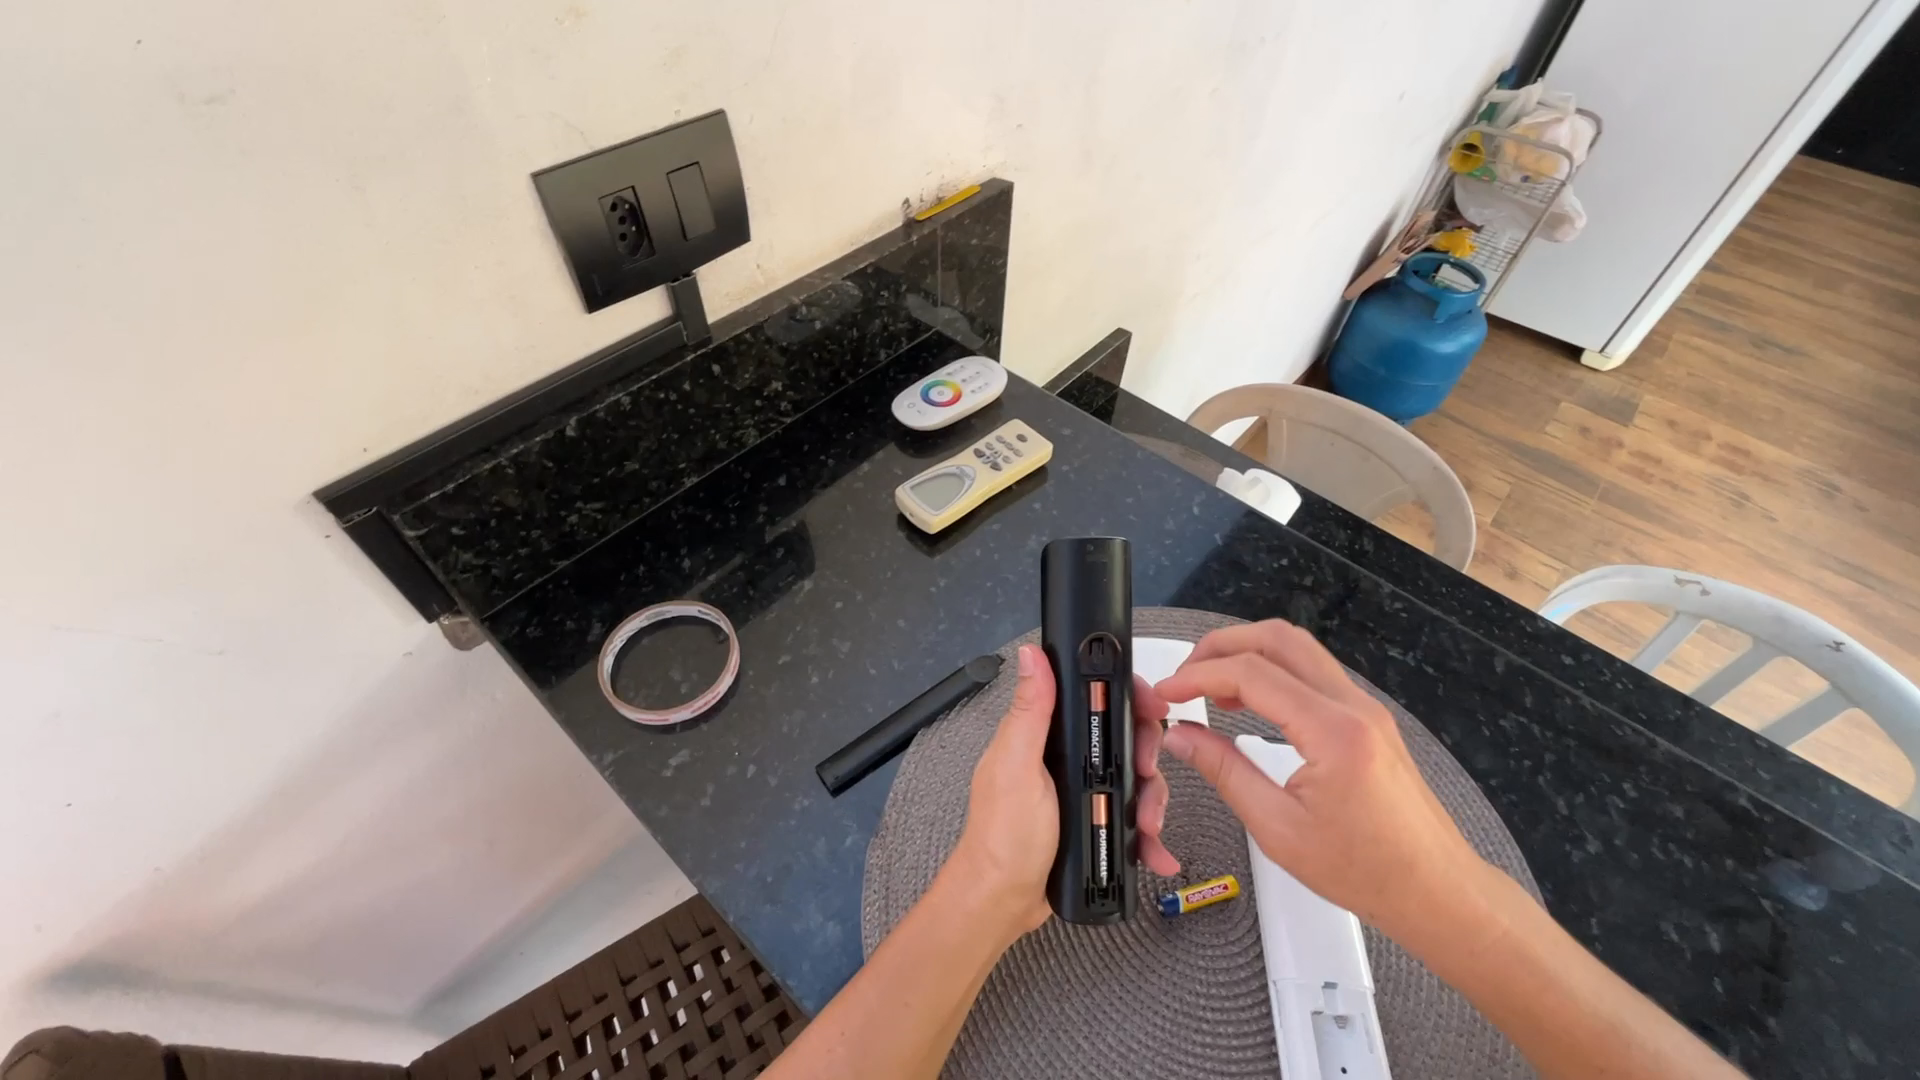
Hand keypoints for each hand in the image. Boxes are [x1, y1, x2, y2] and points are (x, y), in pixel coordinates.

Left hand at [949, 645, 1181, 937]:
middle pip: (1122, 737)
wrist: (1004, 900)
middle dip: (1145, 754)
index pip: (1092, 698)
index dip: (1126, 697)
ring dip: (1151, 799)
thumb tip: (1031, 655)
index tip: (1153, 706)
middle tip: (1149, 774)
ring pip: (1133, 778)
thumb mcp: (1018, 766)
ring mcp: (1080, 790)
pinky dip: (1145, 834)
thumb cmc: (1004, 833)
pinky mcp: (1092, 820)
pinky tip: (1155, 851)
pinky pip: (1129, 817)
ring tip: (1148, 826)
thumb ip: (1030, 712)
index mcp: (1044, 734)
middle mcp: (1064, 756)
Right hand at [1153, 621, 1489, 942]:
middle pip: (1277, 638)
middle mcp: (1353, 706)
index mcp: (1332, 732)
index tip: (1165, 693)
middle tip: (1184, 676)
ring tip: (1208, 685)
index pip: (1251, 674)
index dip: (1198, 675)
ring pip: (1297, 647)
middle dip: (1221, 646)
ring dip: (1247, 654)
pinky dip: (1271, 670)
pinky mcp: (1367, 717)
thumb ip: (1223, 771)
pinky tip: (1247, 700)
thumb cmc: (1363, 870)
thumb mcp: (1277, 828)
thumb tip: (1180, 737)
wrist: (1438, 891)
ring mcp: (1365, 707)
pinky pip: (1312, 671)